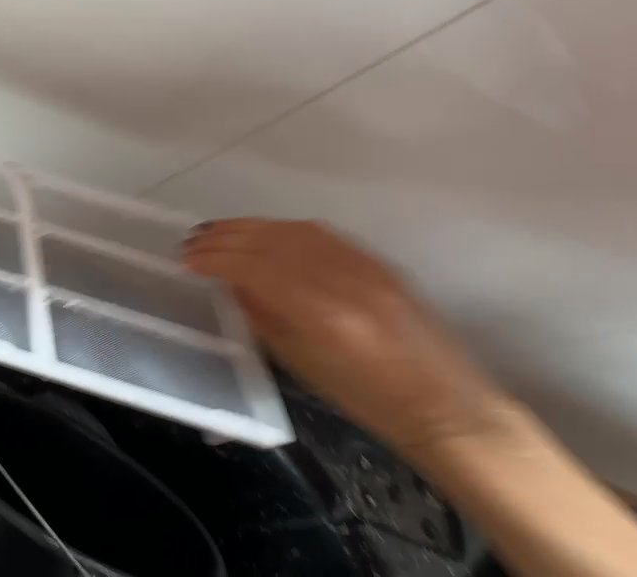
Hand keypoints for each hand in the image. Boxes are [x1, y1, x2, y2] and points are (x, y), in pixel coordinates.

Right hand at [185, 218, 512, 455]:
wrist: (450, 408)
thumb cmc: (367, 399)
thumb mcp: (299, 362)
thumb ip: (261, 313)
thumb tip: (227, 280)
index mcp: (322, 313)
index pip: (252, 266)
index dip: (213, 259)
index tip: (185, 260)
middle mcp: (344, 280)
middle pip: (270, 241)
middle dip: (224, 237)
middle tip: (193, 241)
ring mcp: (365, 267)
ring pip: (292, 230)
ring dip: (249, 228)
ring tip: (219, 233)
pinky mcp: (378, 262)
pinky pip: (320, 233)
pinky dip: (283, 229)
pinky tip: (264, 235)